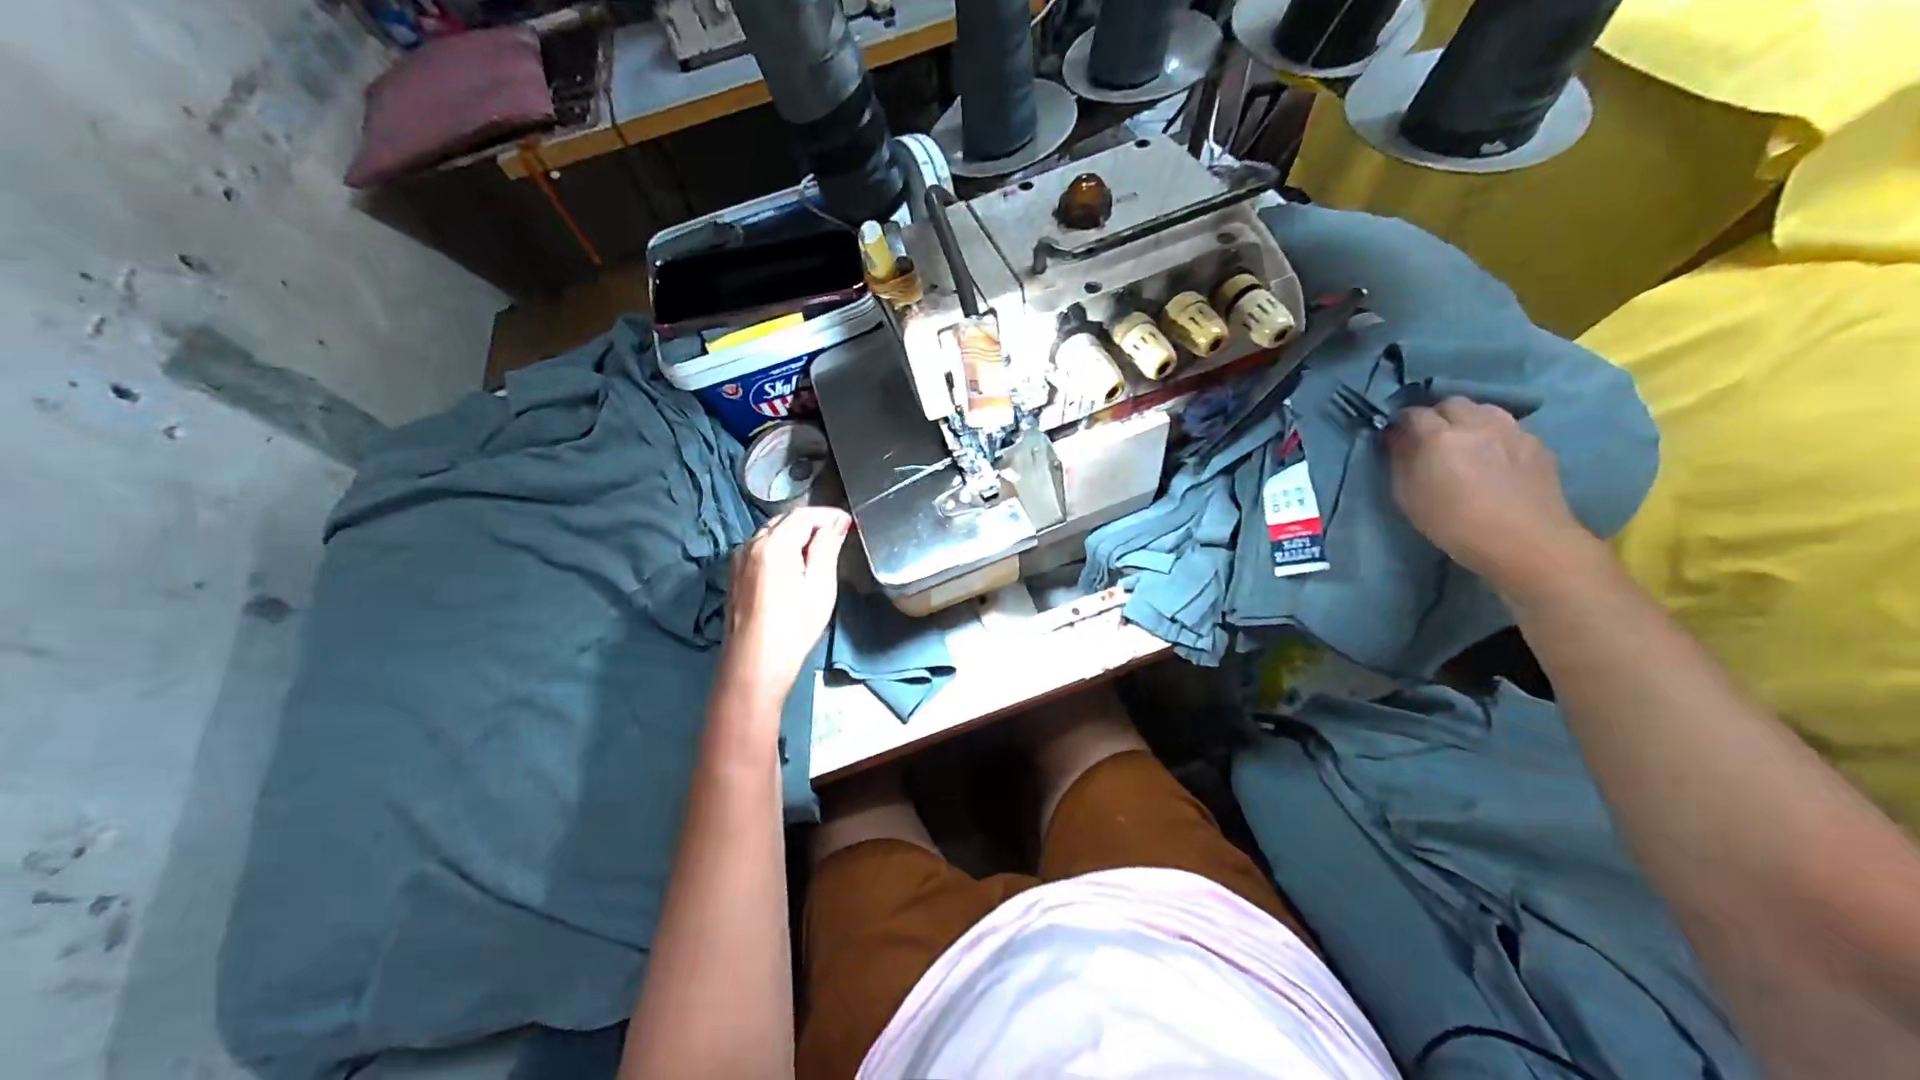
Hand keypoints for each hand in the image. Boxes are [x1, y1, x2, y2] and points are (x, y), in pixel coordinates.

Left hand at [718, 507, 851, 706]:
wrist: (754, 666)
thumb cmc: (794, 628)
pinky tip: (793, 565)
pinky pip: (759, 550)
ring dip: (794, 535)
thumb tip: (836, 523)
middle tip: (837, 534)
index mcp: (773, 544)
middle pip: (783, 521)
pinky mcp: (734, 576)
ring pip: (770, 534)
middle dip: (811, 522)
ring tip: (818, 550)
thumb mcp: (820, 586)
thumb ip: (827, 548)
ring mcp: (738, 561)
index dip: (827, 514)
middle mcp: (750, 545)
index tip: (848, 522)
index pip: (802, 515)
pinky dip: (779, 548)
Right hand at [1385, 397, 1597, 594]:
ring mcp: (1512, 431)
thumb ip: (1400, 462)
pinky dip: (1495, 434)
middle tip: (1430, 438)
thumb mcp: (1409, 498)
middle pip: (1451, 403)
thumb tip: (1397, 439)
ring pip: (1484, 409)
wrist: (1526, 543)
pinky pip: (1509, 428)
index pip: (1413, 413)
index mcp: (1440, 437)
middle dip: (1436, 415)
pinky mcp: (1537, 444)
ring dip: (1468, 419)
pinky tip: (1494, 458)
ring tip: (1465, 443)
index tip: (1396, 436)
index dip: (1401, 422)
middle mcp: (1477, 424)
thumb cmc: (1455, 524)